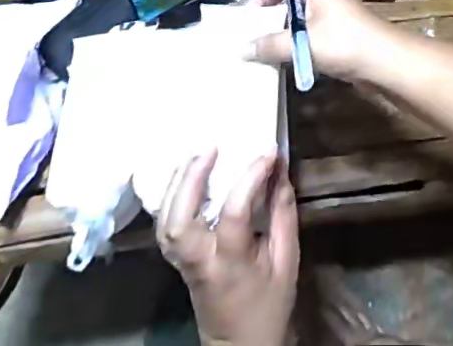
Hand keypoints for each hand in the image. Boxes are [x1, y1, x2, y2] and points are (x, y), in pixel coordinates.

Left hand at [157, 149, 298, 345]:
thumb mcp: (287, 263)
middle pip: (179, 222)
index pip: (233, 214)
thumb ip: (284, 216)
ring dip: (176, 184)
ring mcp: (183, 262)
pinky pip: (165, 225)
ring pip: (165, 223)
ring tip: (195, 154)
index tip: (269, 153)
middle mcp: (200, 261)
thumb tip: (280, 172)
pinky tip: (184, 175)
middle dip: (191, 180)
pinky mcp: (177, 259)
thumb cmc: (267, 305)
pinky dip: (170, 196)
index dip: (251, 179)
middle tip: (211, 147)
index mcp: (230, 263)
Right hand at [248, 0, 397, 82]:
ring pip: (301, 5)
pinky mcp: (337, 33)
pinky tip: (286, 52)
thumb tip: (242, 49)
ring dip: (282, 17)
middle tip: (258, 18)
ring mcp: (332, 13)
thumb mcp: (306, 44)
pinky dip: (295, 33)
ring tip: (266, 37)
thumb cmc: (348, 44)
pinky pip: (309, 24)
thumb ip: (272, 46)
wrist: (388, 63)